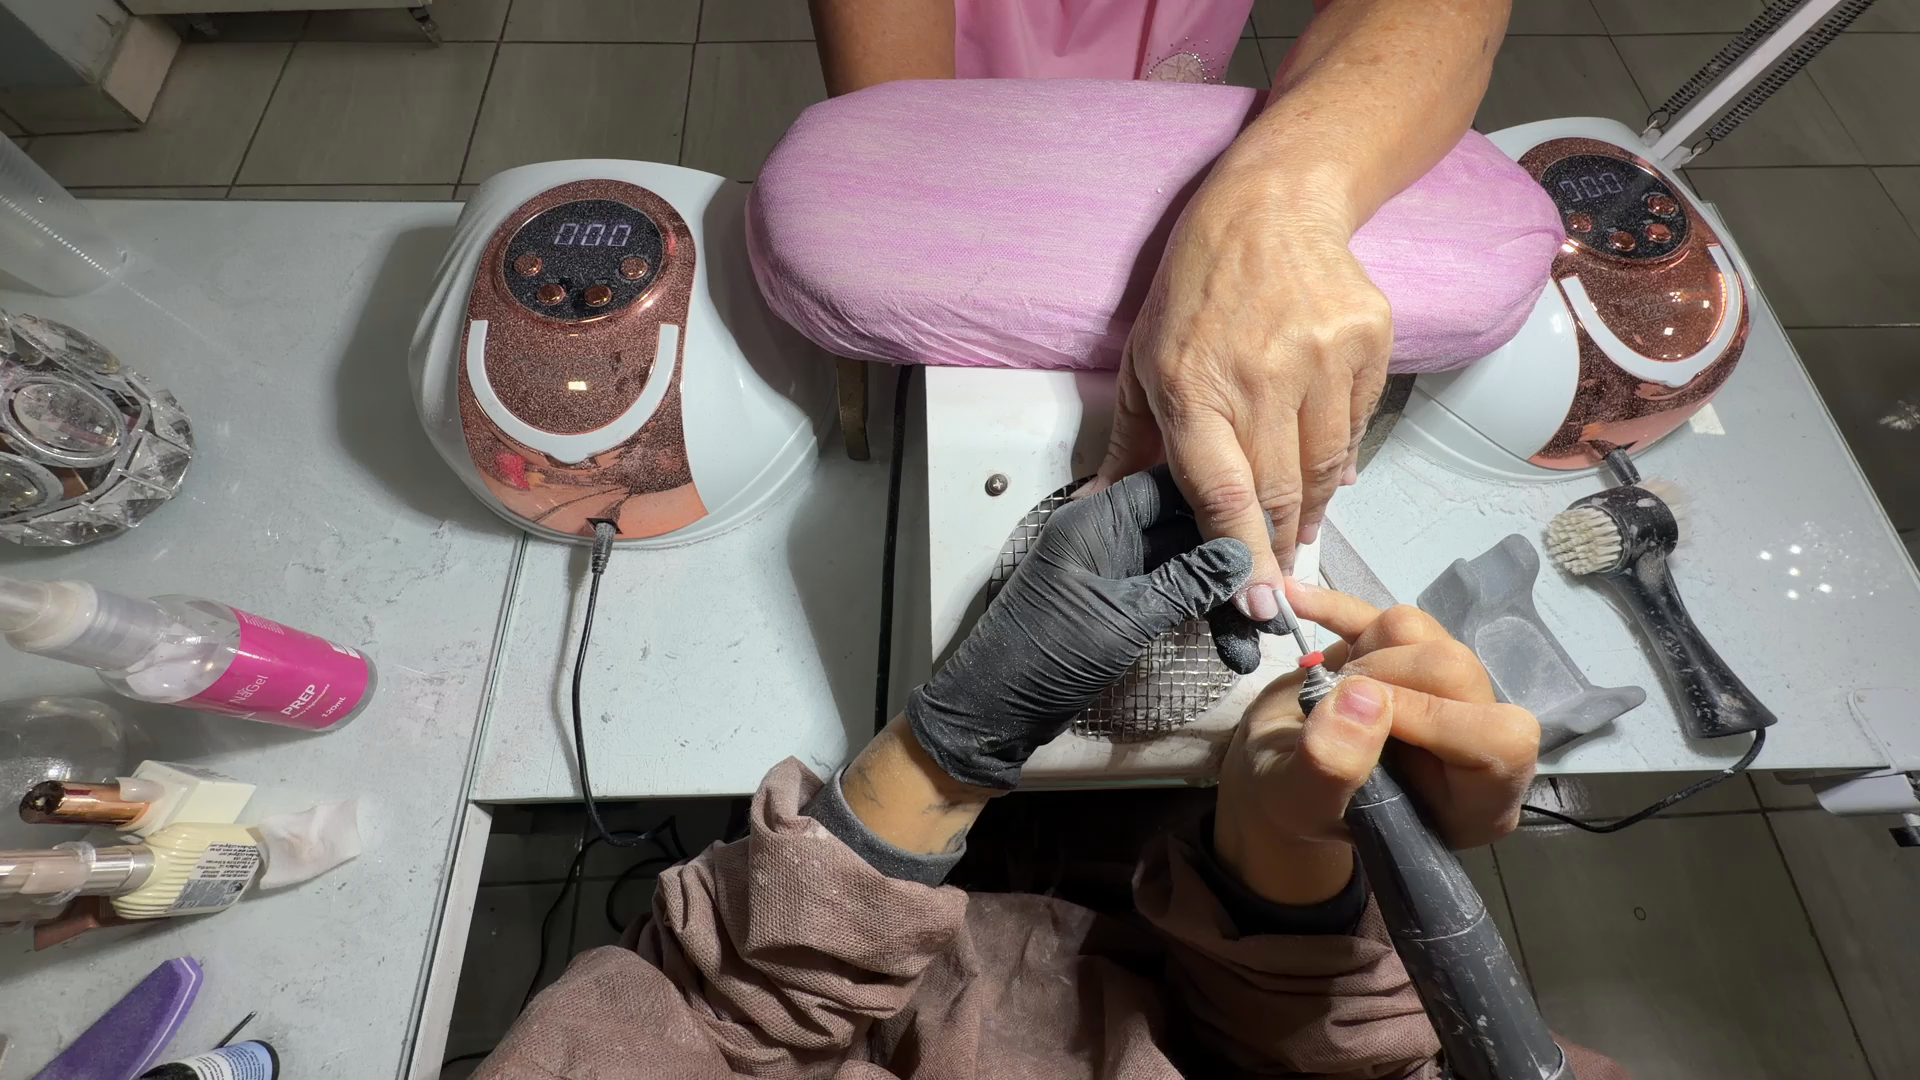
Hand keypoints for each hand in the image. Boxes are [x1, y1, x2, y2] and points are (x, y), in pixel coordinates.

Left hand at [907, 467, 1252, 788]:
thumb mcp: (1123, 617)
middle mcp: (1104, 536)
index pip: (1167, 485)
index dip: (1221, 498)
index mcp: (1094, 520)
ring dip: (1217, 599)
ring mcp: (1110, 571)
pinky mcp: (1115, 603)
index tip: (1271, 523)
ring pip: (1179, 567)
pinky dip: (1194, 615)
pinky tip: (1227, 642)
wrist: (997, 710)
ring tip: (1255, 638)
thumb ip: (1186, 583)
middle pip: (1180, 528)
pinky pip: (1166, 594)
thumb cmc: (1047, 655)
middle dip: (1229, 561)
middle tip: (1274, 596)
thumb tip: (1243, 555)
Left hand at [1097, 159, 1392, 618]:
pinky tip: (1321, 474)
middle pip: (1279, 493)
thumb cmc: (1192, 291)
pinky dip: (1338, 462)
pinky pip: (1356, 429)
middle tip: (1274, 582)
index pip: (1220, 492)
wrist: (1275, 207)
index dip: (1239, 555)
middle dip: (1278, 549)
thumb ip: (1127, 442)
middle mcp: (1261, 378)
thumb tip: (1098, 502)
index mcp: (1193, 388)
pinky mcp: (1369, 344)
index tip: (1256, 607)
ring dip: (1309, 513)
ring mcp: (1323, 359)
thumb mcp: (1142, 363)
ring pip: (1324, 470)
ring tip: (1296, 534)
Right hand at [1214, 580, 1539, 904]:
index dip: (1431, 716)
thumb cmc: (1293, 803)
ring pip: (1419, 632)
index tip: (1361, 718)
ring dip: (1358, 651)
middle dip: (1378, 676)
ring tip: (1322, 686)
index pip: (1499, 738)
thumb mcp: (1297, 800)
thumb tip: (1362, 693)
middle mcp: (1471, 737)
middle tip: (1327, 703)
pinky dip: (1331, 605)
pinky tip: (1293, 599)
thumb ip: (1329, 765)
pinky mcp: (1396, 652)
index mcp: (1473, 797)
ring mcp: (1435, 687)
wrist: (1274, 775)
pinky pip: (1375, 611)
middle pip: (1455, 669)